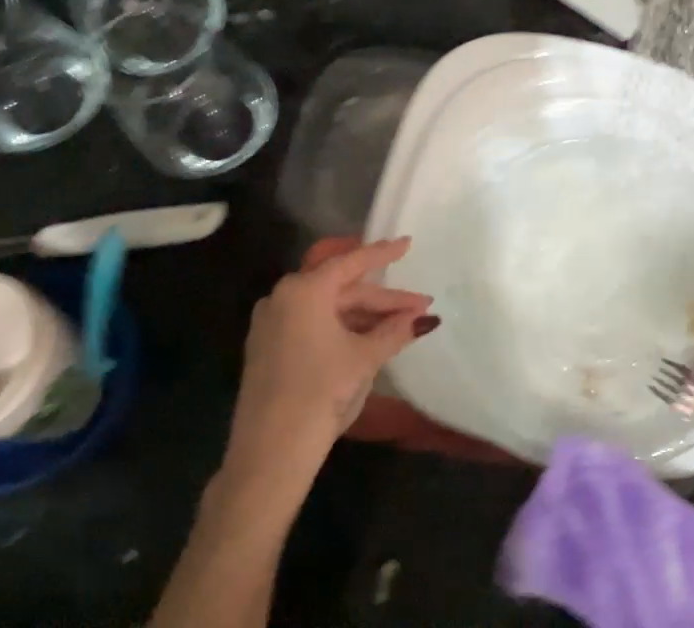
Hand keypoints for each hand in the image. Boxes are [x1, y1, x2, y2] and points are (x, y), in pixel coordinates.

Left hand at [227, 238, 437, 474]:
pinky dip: (341, 328)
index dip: (383, 254)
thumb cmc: (321, 392)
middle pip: (342, 288)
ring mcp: (271, 324)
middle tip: (419, 307)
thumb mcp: (365, 358)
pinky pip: (311, 324)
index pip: (351, 263)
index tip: (407, 243)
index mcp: (303, 290)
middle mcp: (282, 298)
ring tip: (401, 326)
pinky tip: (368, 339)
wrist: (271, 449)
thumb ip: (395, 331)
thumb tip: (425, 318)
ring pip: (328, 308)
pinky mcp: (268, 348)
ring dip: (364, 316)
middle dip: (382, 299)